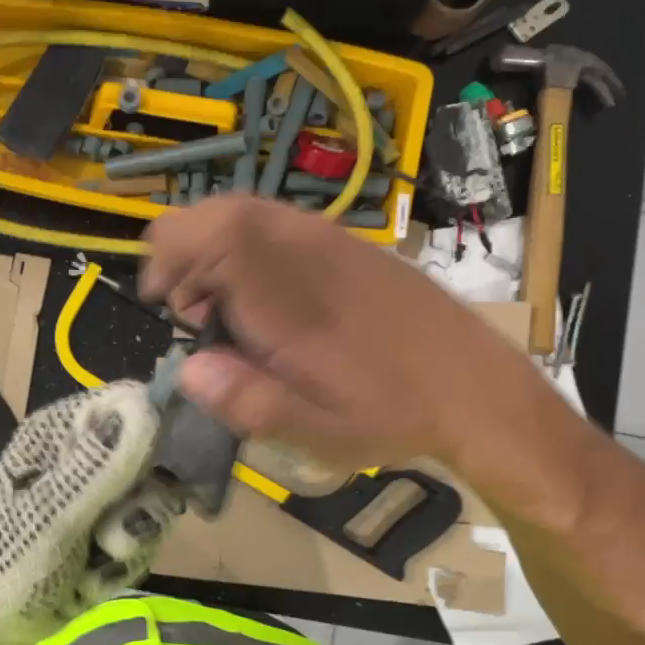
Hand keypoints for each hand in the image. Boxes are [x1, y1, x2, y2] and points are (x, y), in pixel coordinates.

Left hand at [0, 381, 166, 644]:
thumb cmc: (4, 561)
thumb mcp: (53, 514)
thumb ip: (100, 464)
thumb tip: (144, 403)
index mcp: (59, 434)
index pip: (128, 406)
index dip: (153, 435)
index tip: (155, 475)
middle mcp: (82, 459)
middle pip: (152, 462)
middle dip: (139, 510)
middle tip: (110, 539)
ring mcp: (96, 500)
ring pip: (151, 509)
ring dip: (125, 548)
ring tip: (87, 569)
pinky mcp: (105, 537)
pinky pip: (141, 544)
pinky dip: (116, 571)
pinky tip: (85, 585)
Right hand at [140, 196, 547, 472]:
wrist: (479, 390)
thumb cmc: (392, 414)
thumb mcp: (317, 431)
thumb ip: (248, 402)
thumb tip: (187, 370)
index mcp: (293, 291)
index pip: (213, 233)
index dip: (170, 255)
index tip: (164, 304)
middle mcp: (308, 250)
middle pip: (223, 212)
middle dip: (183, 253)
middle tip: (191, 314)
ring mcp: (331, 241)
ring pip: (248, 214)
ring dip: (213, 254)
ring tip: (223, 314)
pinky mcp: (347, 246)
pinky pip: (277, 227)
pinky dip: (246, 253)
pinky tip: (264, 304)